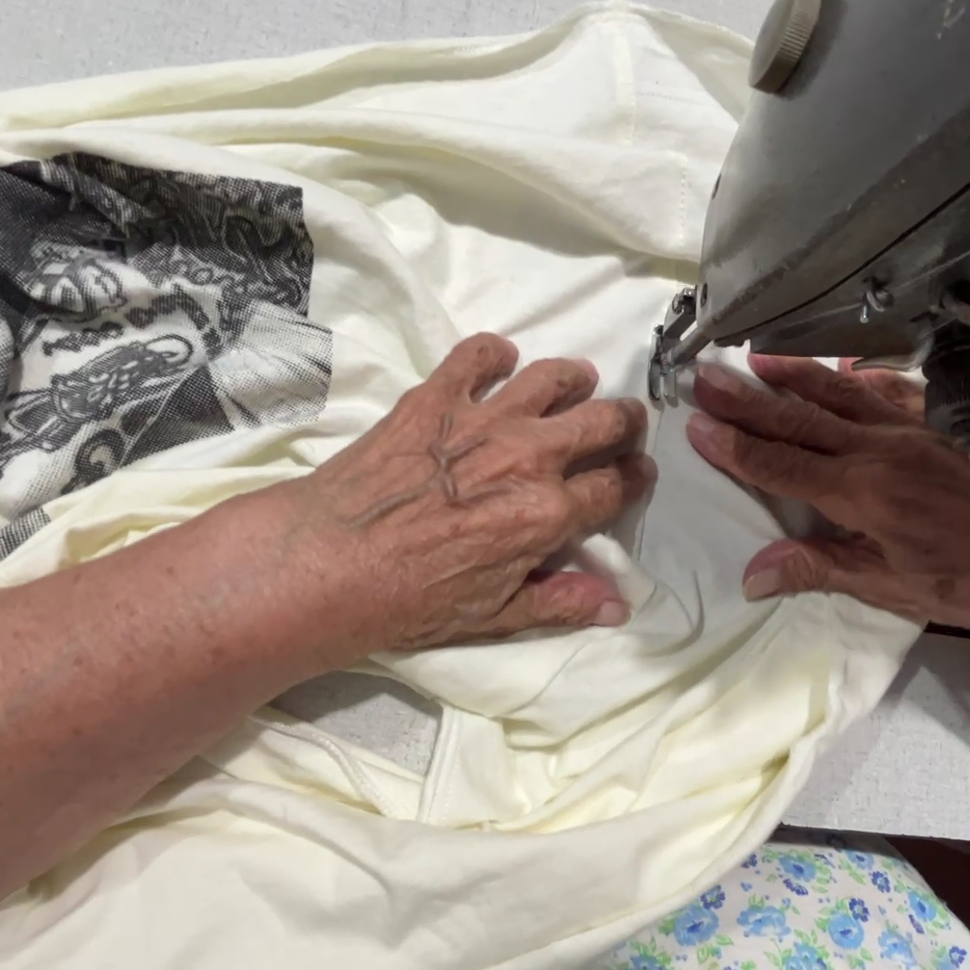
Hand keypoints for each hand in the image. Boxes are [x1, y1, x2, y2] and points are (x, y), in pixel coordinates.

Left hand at [280, 333, 654, 654]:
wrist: (330, 561)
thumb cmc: (412, 599)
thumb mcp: (493, 617)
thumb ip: (559, 602)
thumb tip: (618, 604)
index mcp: (547, 513)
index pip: (615, 487)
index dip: (635, 479)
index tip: (638, 473)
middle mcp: (528, 456)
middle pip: (600, 422)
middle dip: (624, 421)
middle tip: (622, 423)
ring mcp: (482, 419)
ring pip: (551, 377)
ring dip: (574, 378)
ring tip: (577, 381)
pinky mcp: (437, 396)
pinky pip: (478, 354)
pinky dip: (495, 352)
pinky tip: (499, 361)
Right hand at [685, 354, 969, 650]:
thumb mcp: (888, 588)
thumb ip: (816, 570)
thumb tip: (751, 576)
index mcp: (863, 494)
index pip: (781, 464)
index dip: (734, 446)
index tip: (696, 423)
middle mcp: (882, 451)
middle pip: (800, 419)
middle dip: (746, 399)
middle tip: (704, 376)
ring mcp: (915, 431)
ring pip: (841, 394)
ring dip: (793, 375)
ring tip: (754, 357)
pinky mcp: (943, 426)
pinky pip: (892, 391)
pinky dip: (859, 376)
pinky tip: (844, 366)